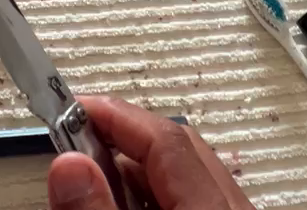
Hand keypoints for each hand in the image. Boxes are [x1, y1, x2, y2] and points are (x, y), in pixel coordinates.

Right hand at [47, 97, 254, 209]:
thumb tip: (68, 165)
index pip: (166, 136)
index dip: (115, 114)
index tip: (71, 107)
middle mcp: (238, 209)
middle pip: (181, 147)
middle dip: (124, 135)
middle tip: (75, 137)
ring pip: (191, 173)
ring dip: (139, 166)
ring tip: (94, 175)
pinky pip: (199, 197)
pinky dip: (159, 192)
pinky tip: (126, 205)